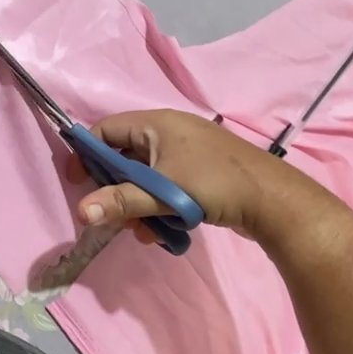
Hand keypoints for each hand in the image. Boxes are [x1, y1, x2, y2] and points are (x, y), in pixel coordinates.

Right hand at [71, 110, 336, 242]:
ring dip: (136, 202)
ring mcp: (186, 151)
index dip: (87, 154)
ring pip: (144, 174)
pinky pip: (164, 183)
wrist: (275, 202)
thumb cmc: (215, 185)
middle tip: (111, 212)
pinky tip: (162, 230)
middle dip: (114, 187)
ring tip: (140, 228)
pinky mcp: (199, 171)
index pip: (106, 129)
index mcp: (157, 123)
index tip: (77, 182)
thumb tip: (81, 212)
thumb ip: (119, 201)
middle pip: (123, 154)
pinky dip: (157, 204)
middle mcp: (169, 131)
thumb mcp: (162, 192)